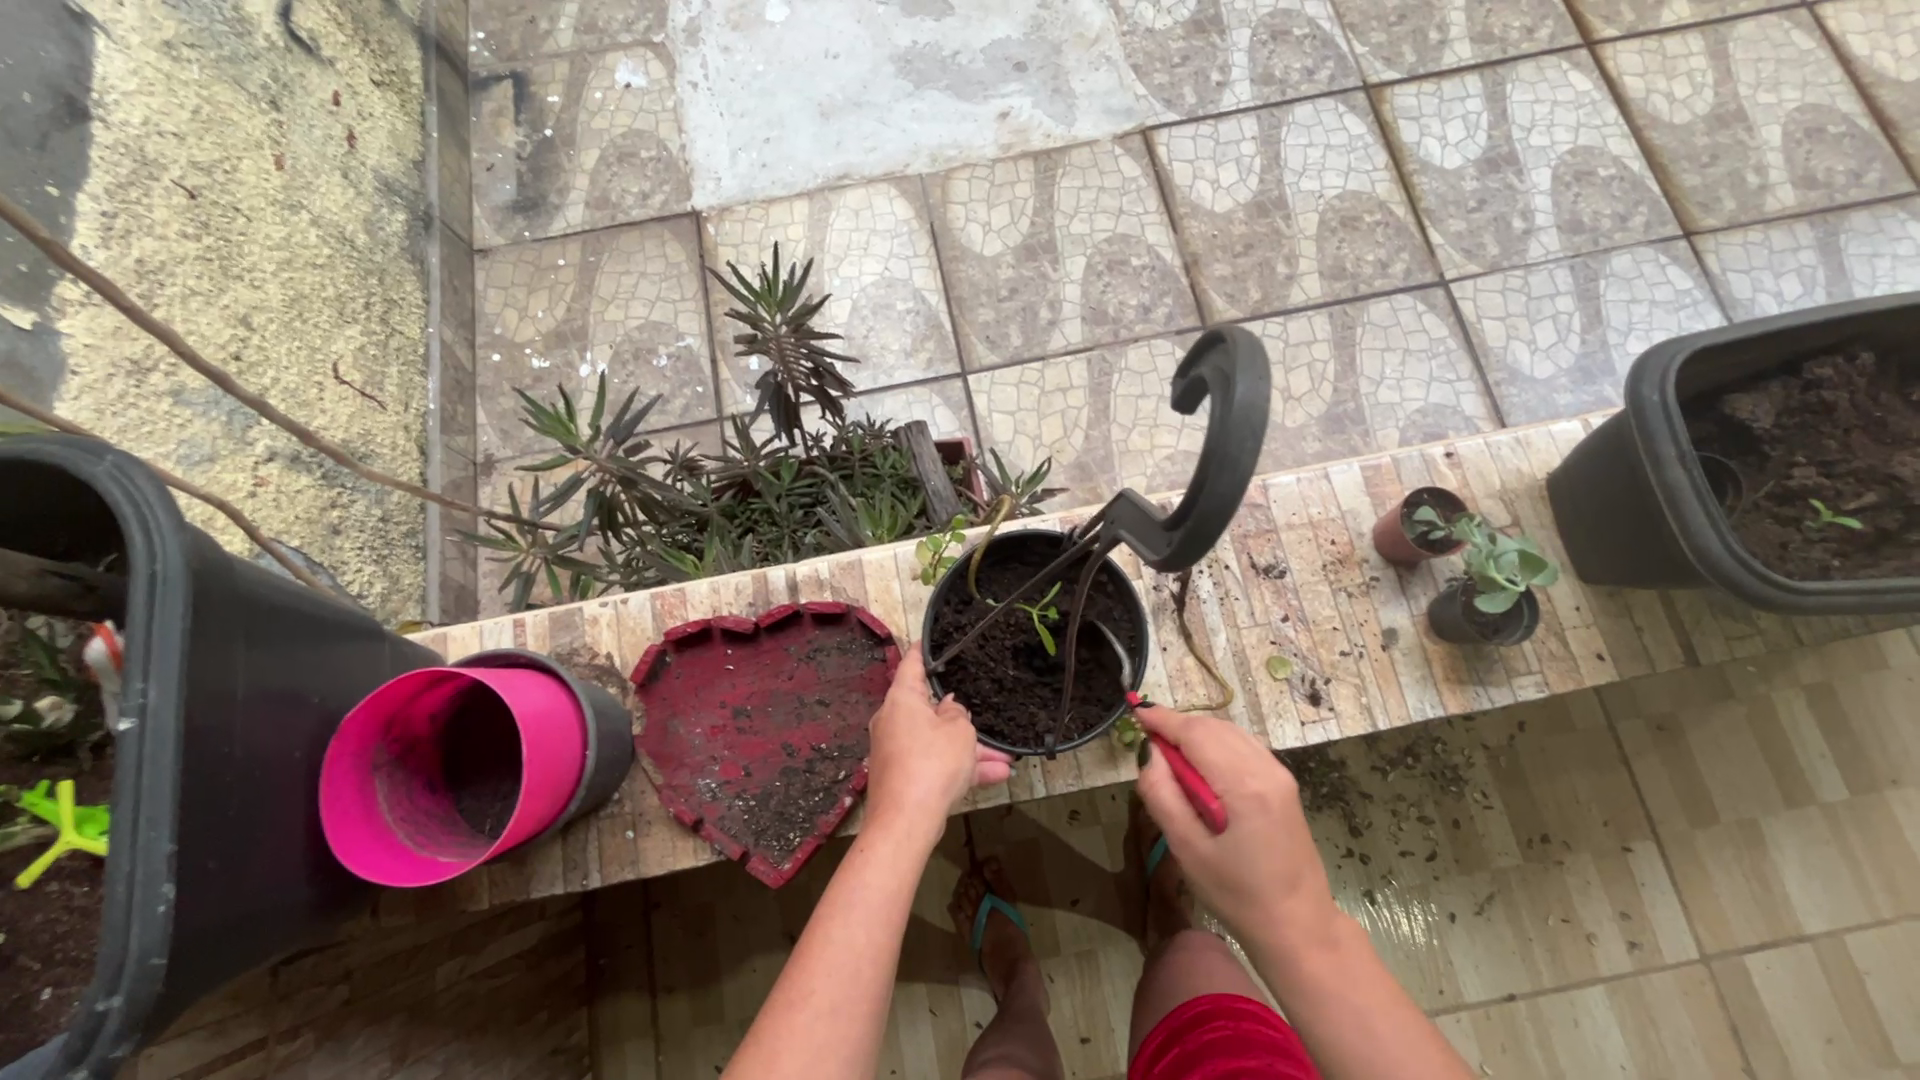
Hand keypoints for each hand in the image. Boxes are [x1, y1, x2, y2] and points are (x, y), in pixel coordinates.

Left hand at [866, 648, 1012, 834]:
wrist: (906, 820)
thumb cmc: (932, 763)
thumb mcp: (958, 731)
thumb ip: (958, 714)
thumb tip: (950, 710)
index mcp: (902, 699)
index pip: (911, 665)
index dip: (922, 651)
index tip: (928, 639)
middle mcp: (895, 721)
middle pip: (931, 710)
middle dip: (963, 718)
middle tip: (985, 711)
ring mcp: (898, 751)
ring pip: (939, 742)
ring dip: (971, 750)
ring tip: (1006, 759)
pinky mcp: (905, 777)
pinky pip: (937, 764)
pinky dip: (962, 768)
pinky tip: (997, 776)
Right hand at [1134, 705, 1340, 953]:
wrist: (1299, 925)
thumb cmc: (1237, 895)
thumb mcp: (1188, 849)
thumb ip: (1162, 795)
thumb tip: (1148, 752)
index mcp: (1244, 784)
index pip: (1195, 733)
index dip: (1162, 719)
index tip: (1135, 712)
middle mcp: (1266, 769)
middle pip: (1213, 727)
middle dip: (1178, 726)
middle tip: (1146, 741)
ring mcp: (1280, 775)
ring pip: (1230, 733)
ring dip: (1197, 734)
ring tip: (1168, 755)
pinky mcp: (1283, 785)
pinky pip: (1244, 747)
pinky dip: (1217, 745)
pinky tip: (1200, 767)